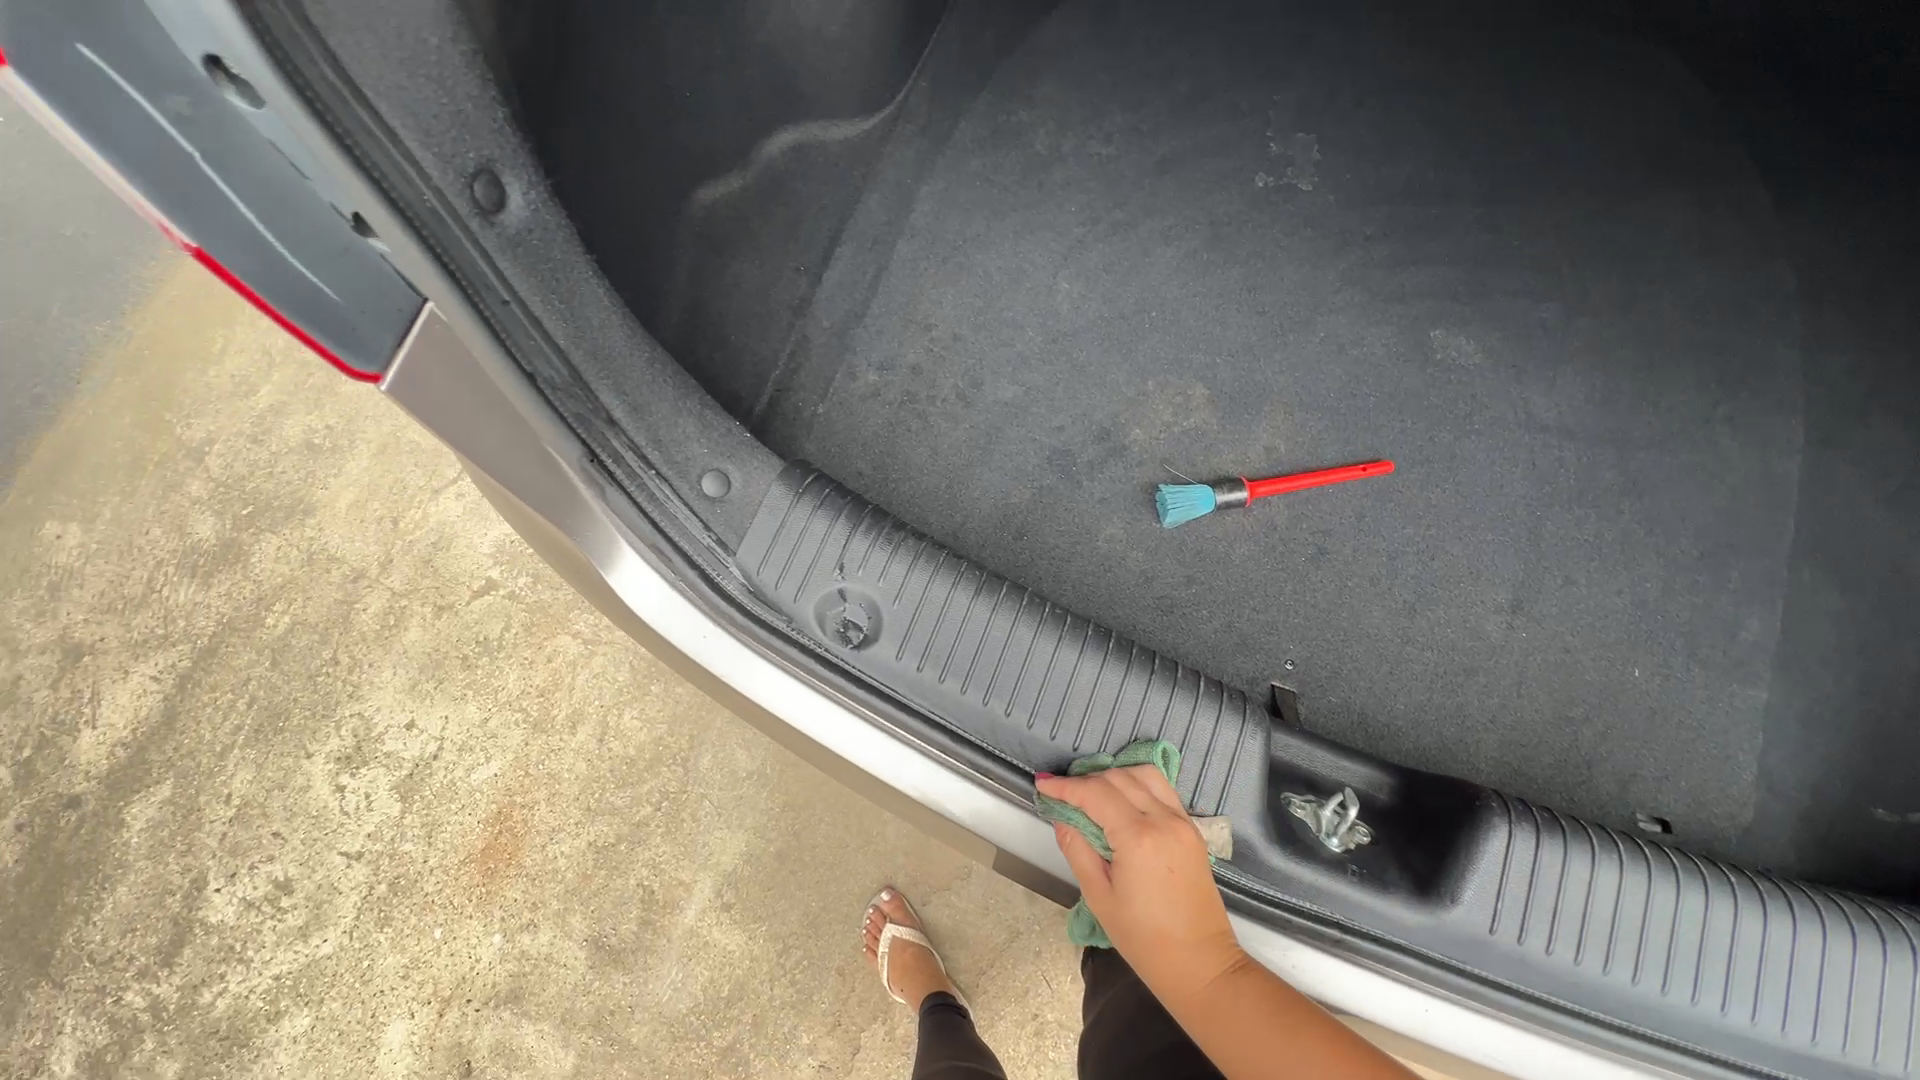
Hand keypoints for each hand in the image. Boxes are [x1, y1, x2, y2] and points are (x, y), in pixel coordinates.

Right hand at [1036, 766, 1244, 1003]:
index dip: (1065, 786)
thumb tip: (1062, 819)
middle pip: (1118, 778)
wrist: (1201, 963)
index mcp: (1138, 838)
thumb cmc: (1145, 940)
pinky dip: (1138, 784)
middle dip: (1085, 780)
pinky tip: (1122, 799)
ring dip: (1114, 776)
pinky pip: (1162, 789)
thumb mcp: (1099, 897)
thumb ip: (1077, 850)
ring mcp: (1182, 821)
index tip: (1043, 785)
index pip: (1095, 794)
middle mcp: (1163, 819)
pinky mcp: (1192, 829)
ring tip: (1091, 792)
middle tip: (1062, 793)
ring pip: (1144, 775)